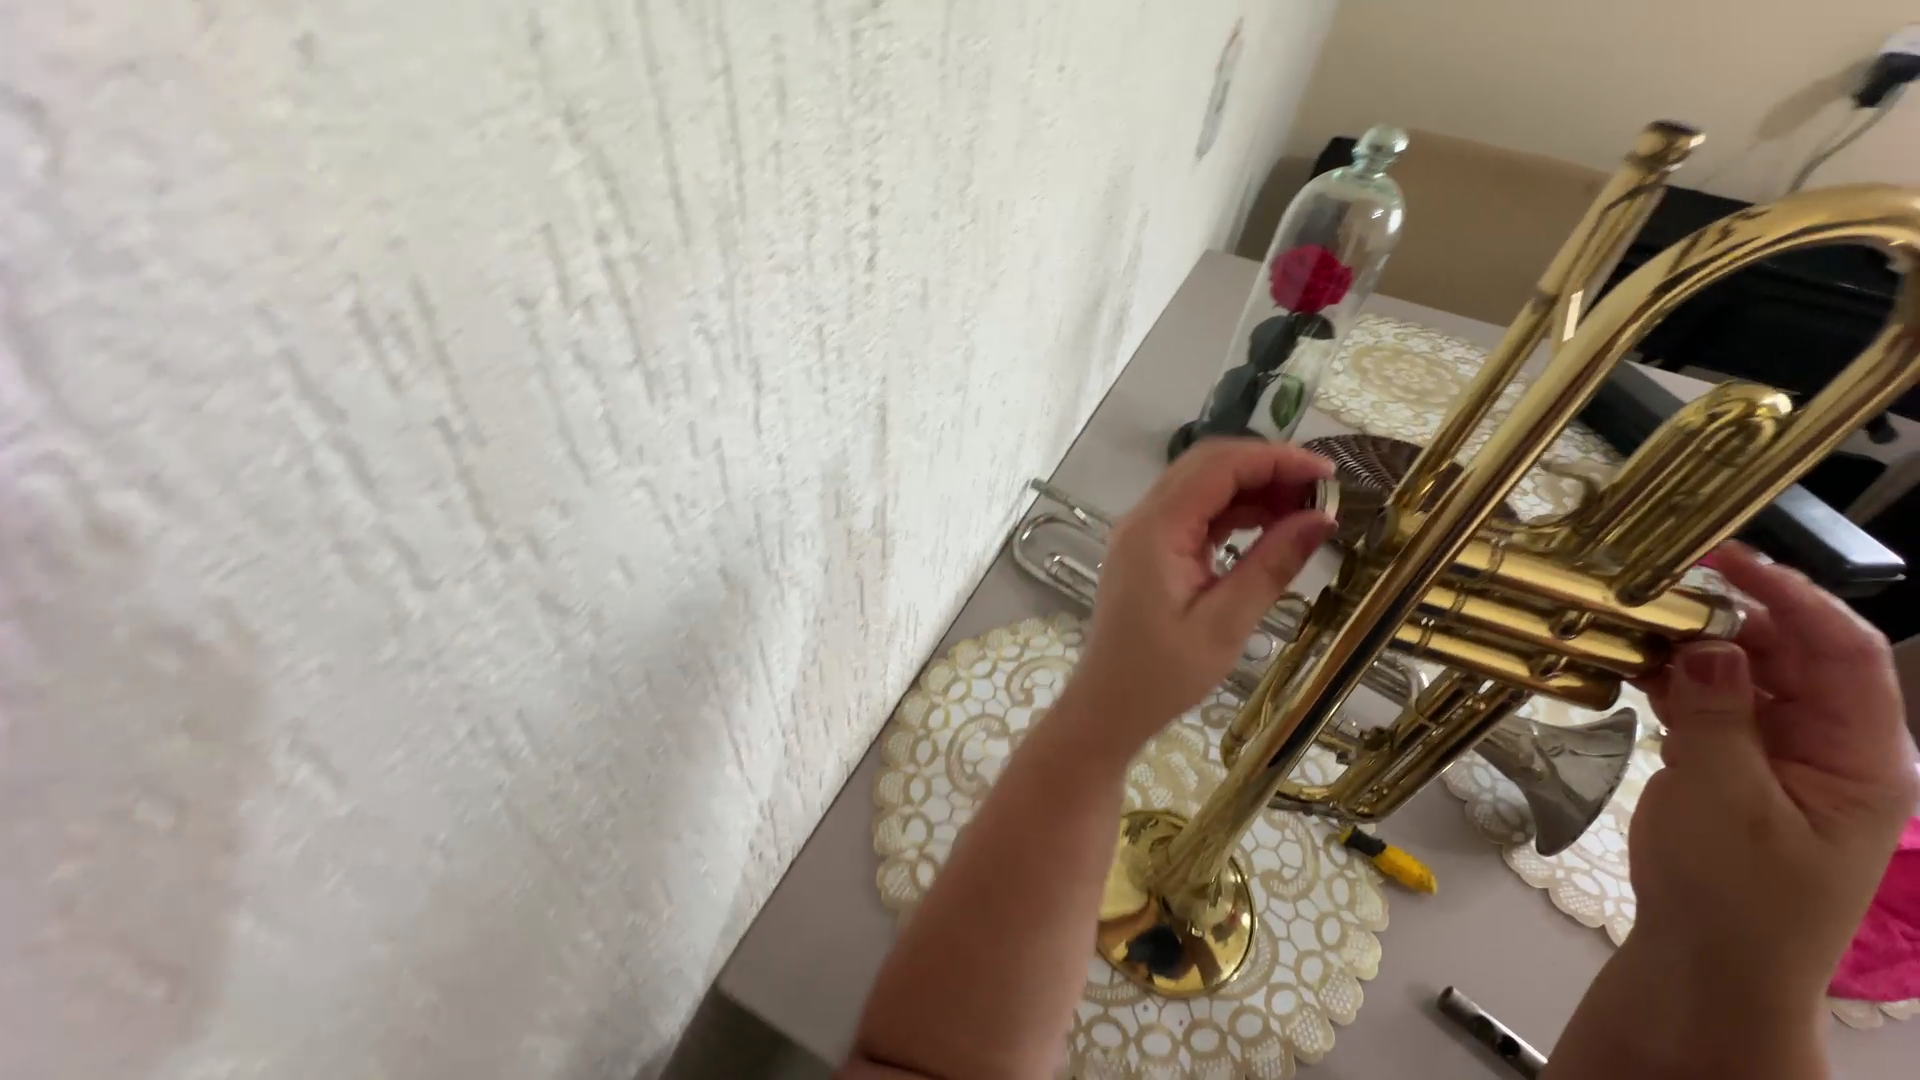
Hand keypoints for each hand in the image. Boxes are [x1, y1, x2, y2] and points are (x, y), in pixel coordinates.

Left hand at [1061, 439, 1336, 750]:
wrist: (1108, 706)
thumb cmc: (1162, 674)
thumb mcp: (1225, 624)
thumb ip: (1271, 566)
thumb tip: (1323, 519)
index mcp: (1155, 529)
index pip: (1218, 467)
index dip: (1275, 459)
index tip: (1327, 475)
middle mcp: (1144, 518)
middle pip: (1208, 466)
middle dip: (1267, 469)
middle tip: (1321, 493)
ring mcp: (1143, 533)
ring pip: (1202, 488)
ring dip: (1252, 490)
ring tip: (1305, 513)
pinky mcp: (1150, 550)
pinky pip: (1195, 514)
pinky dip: (1234, 514)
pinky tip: (1271, 529)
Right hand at [1630, 544, 1918, 1000]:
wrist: (1711, 958)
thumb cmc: (1736, 890)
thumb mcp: (1725, 800)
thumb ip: (1716, 715)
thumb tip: (1707, 642)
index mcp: (1862, 753)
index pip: (1843, 651)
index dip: (1793, 595)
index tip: (1725, 557)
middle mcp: (1828, 741)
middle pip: (1789, 653)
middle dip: (1729, 614)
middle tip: (1654, 586)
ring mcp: (1777, 751)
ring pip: (1742, 672)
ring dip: (1691, 644)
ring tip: (1630, 618)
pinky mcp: (1731, 760)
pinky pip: (1707, 700)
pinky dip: (1669, 676)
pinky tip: (1626, 660)